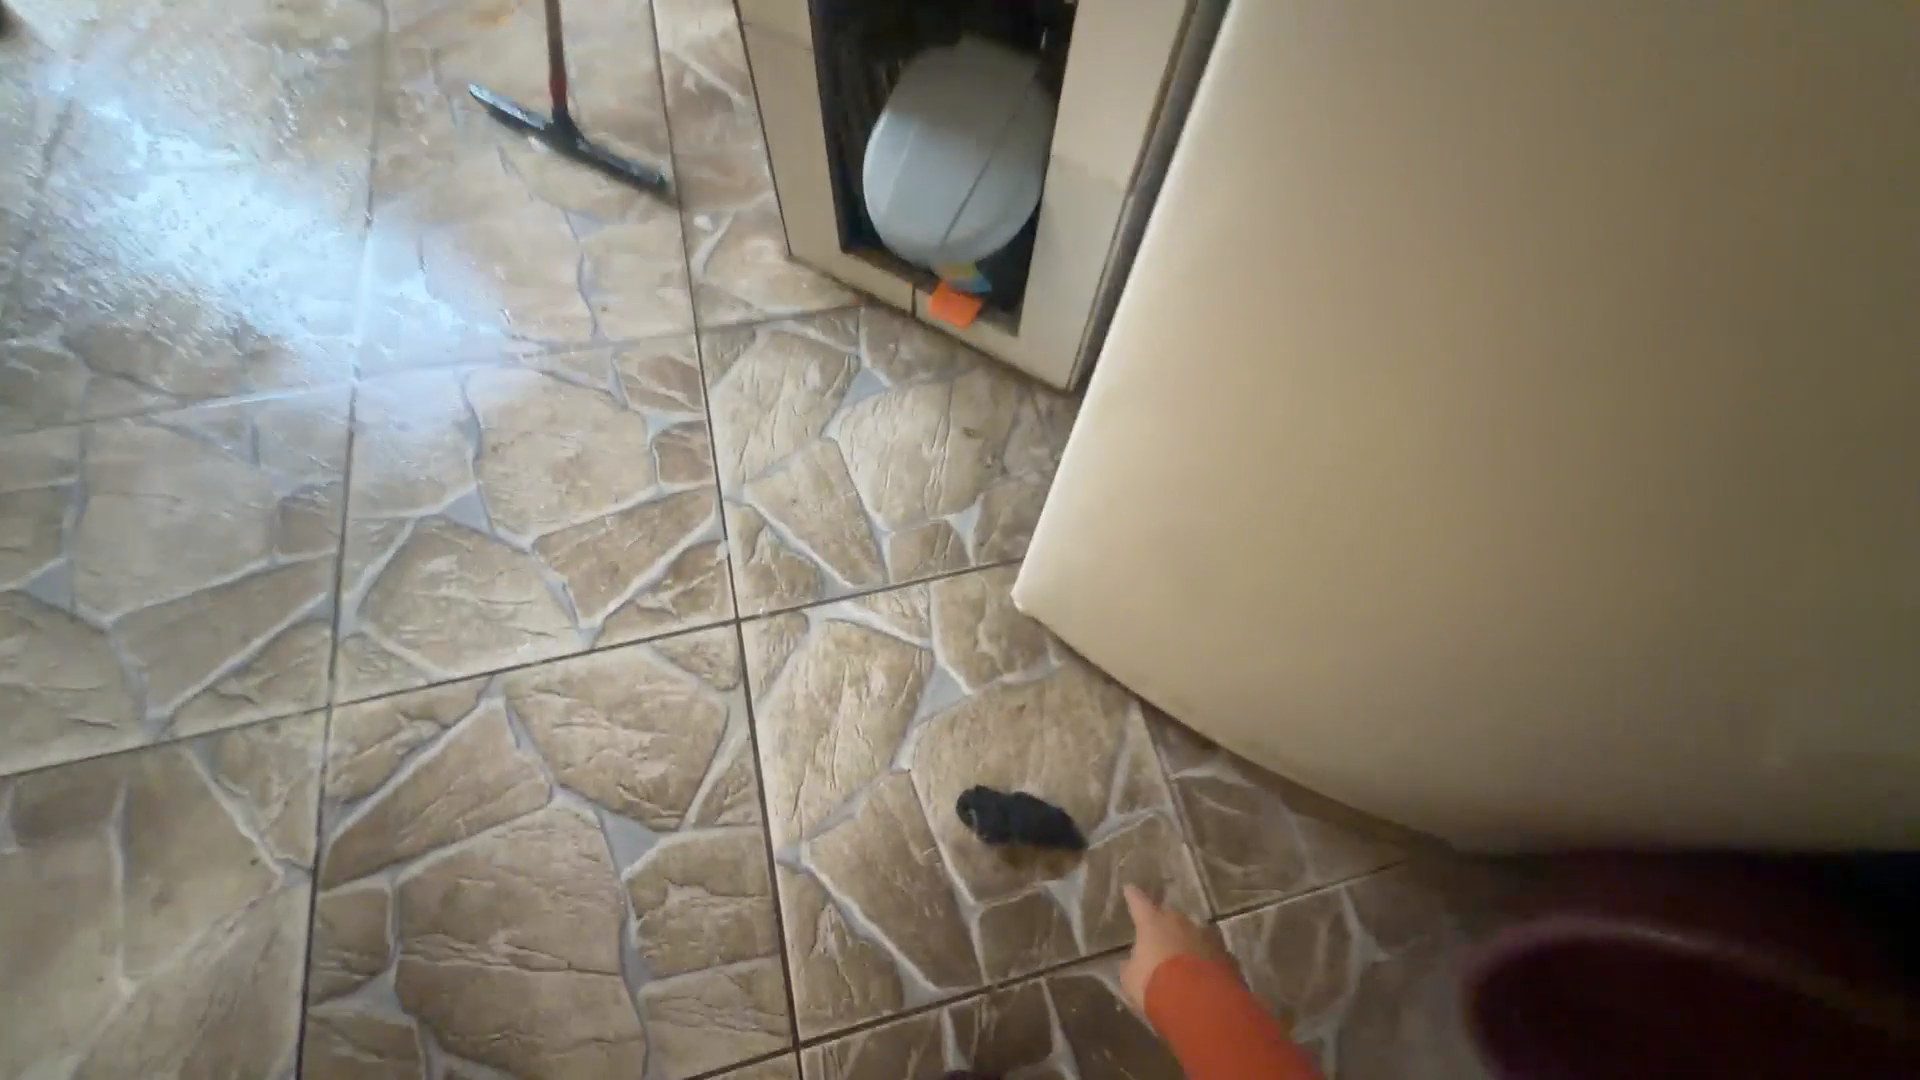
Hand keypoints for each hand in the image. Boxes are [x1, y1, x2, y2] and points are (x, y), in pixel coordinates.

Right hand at [1119, 884, 1229, 1013]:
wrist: (1200, 1005)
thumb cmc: (1155, 985)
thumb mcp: (1131, 980)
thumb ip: (1131, 966)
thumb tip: (1132, 962)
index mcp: (1152, 922)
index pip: (1138, 902)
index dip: (1133, 896)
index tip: (1130, 889)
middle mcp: (1180, 922)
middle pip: (1170, 917)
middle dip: (1165, 926)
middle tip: (1160, 939)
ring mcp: (1206, 936)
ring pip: (1194, 933)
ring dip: (1188, 942)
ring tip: (1185, 960)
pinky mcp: (1226, 955)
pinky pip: (1211, 953)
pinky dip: (1206, 960)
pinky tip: (1204, 975)